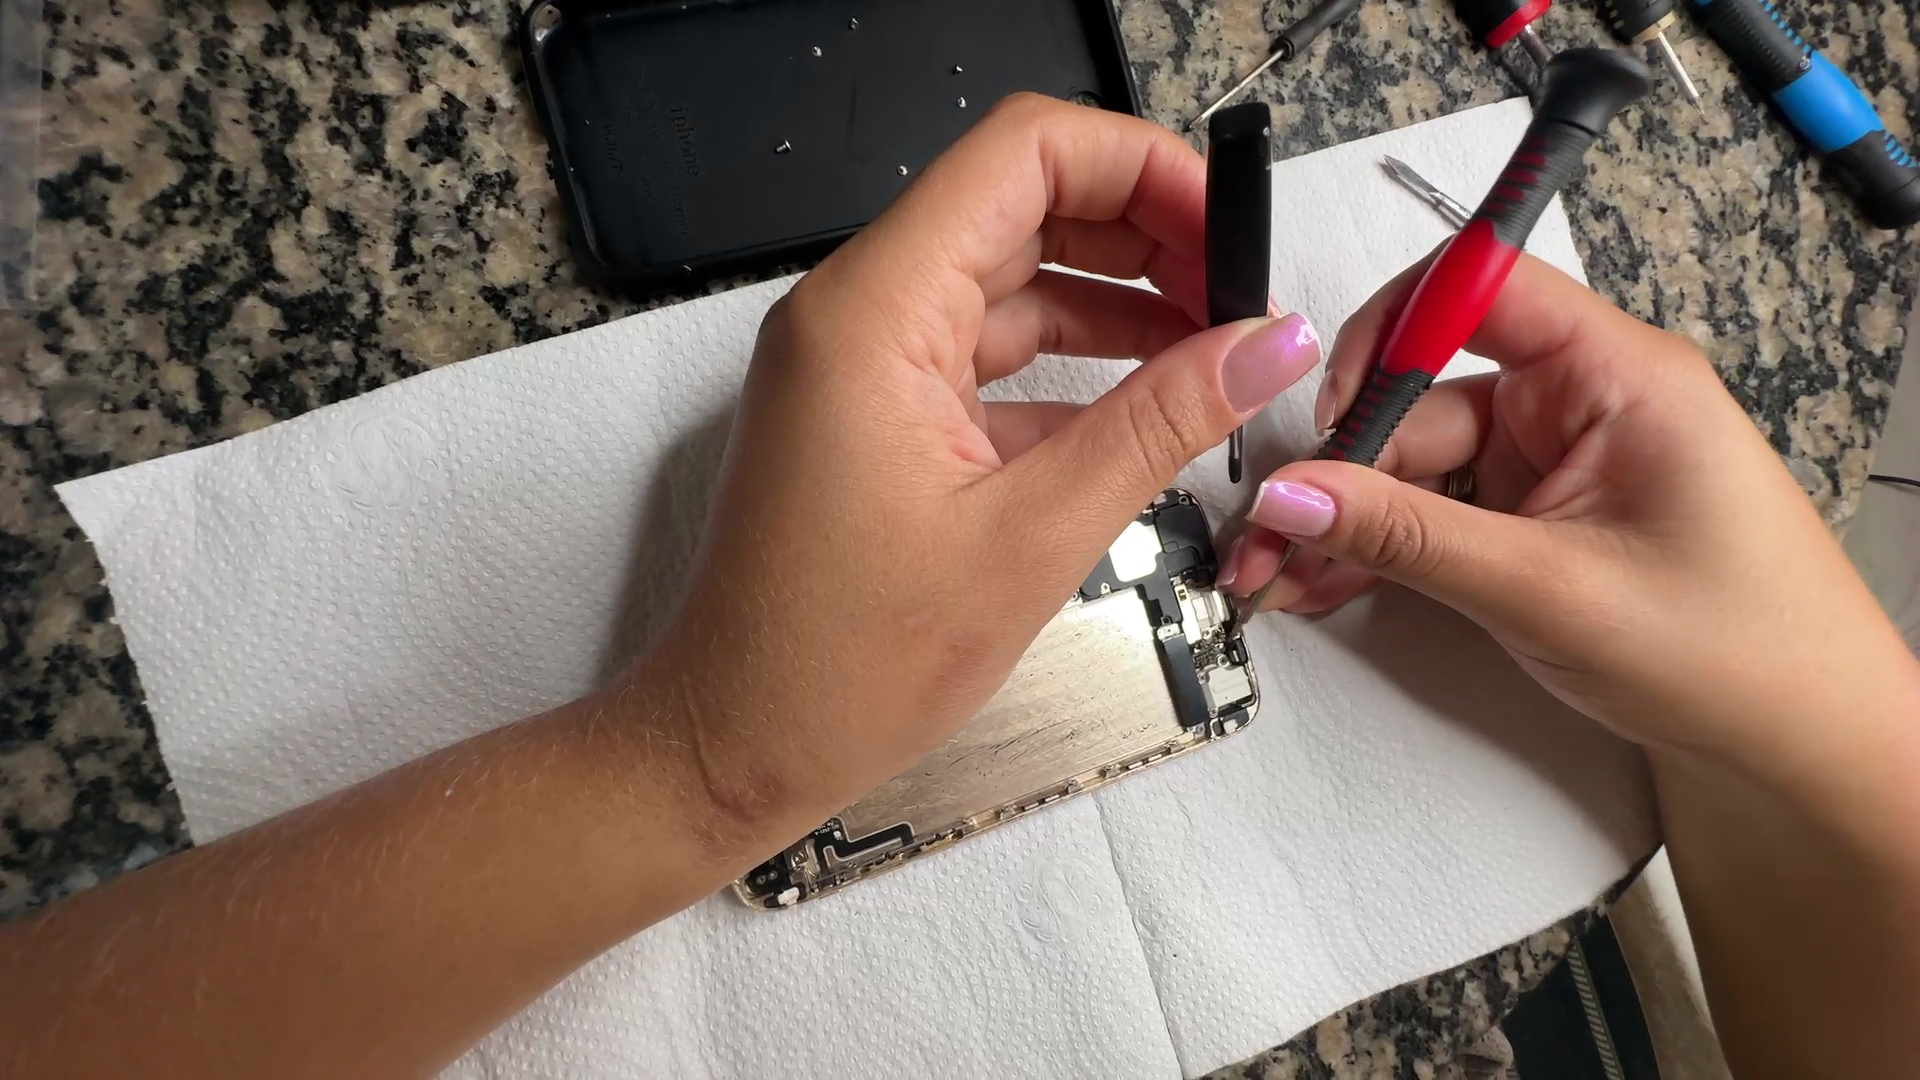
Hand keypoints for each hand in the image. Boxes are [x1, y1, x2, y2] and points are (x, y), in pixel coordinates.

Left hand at [638, 95, 1322, 852]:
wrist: (743, 739)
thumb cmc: (850, 663)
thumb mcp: (1032, 538)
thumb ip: (1159, 424)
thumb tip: (1268, 345)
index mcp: (874, 315)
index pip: (1022, 153)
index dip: (1141, 168)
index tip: (1224, 228)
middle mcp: (855, 318)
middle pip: (1019, 210)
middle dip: (1140, 238)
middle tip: (1234, 295)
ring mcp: (860, 368)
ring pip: (1005, 288)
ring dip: (1109, 308)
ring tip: (1207, 349)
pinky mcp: (872, 419)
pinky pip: (980, 362)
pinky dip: (1059, 373)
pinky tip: (1133, 408)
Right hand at [1222, 253, 1919, 782]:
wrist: (1790, 747)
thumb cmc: (1731, 653)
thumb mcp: (1545, 587)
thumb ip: (1405, 535)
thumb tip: (1287, 495)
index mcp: (1611, 379)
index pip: (1482, 292)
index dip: (1391, 329)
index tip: (1325, 405)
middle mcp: (1563, 407)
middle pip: (1409, 409)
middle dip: (1328, 478)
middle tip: (1263, 539)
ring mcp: (1530, 465)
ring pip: (1396, 473)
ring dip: (1330, 527)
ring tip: (1274, 578)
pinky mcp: (1507, 516)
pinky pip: (1410, 517)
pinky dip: (1359, 553)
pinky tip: (1314, 586)